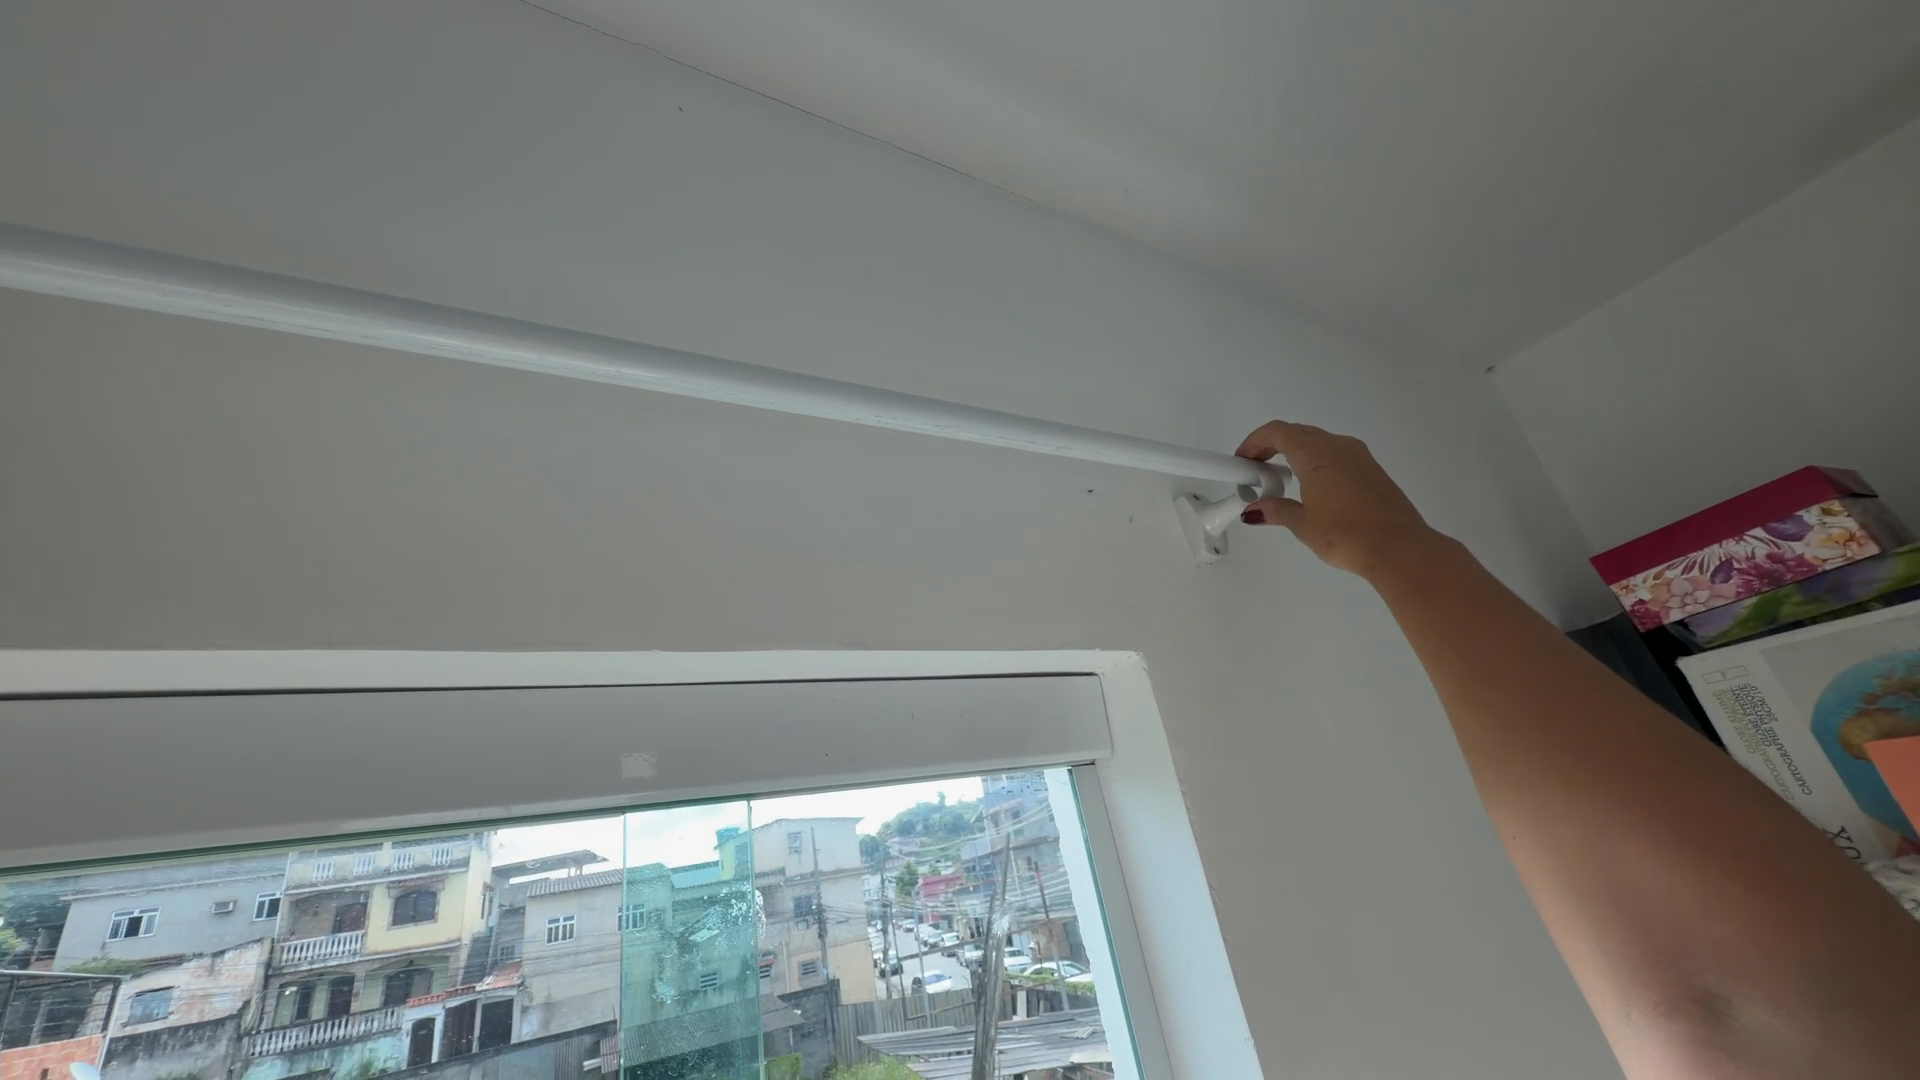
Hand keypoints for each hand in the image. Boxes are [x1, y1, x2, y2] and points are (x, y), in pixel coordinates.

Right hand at [1235, 420, 1446, 580]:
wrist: (1398, 547)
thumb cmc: (1345, 534)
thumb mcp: (1302, 524)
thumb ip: (1276, 510)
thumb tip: (1253, 510)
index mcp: (1316, 455)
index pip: (1278, 432)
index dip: (1255, 441)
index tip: (1242, 460)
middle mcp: (1338, 446)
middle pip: (1297, 432)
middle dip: (1272, 446)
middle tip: (1257, 469)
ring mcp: (1359, 455)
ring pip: (1318, 441)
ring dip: (1296, 452)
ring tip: (1282, 479)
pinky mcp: (1372, 468)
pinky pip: (1335, 452)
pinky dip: (1316, 460)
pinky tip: (1311, 487)